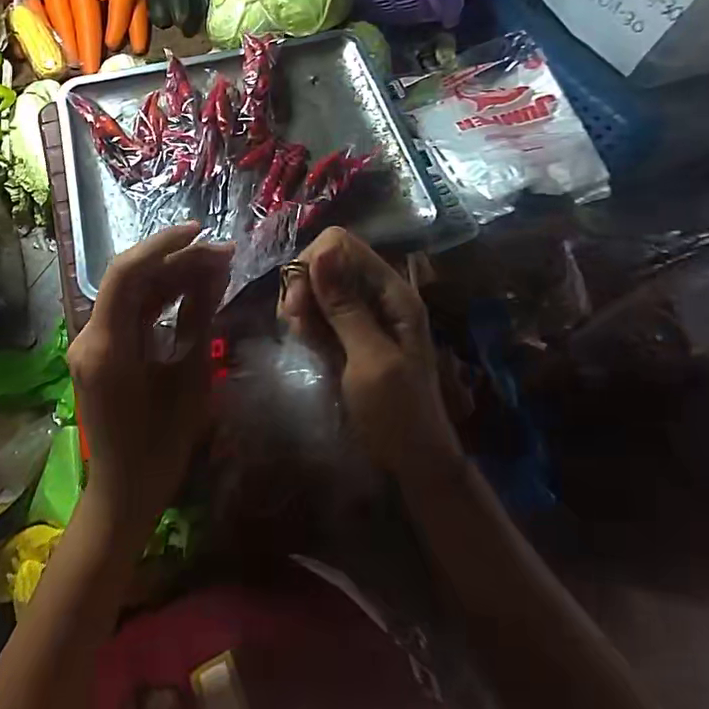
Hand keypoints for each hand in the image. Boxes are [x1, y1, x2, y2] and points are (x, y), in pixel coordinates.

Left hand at [68, 223, 233, 531]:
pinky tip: (193, 290)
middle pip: (131, 279)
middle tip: (224, 254)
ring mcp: (92, 344)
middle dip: (177, 260)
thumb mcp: (189, 379)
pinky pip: (131, 313)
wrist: (125, 492)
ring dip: (171, 277)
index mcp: (106, 346)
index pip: (127, 274)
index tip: (202, 233)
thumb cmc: (161, 447)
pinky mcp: (101, 352)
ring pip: (132, 293)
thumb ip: (199, 319)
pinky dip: (161, 299)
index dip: (164, 245)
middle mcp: (90, 337)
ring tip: (217, 267)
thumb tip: (216, 270)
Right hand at [279, 227, 460, 475]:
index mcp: (393, 293)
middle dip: (303, 287)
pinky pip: (320, 313)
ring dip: (302, 308)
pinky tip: (308, 346)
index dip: (313, 266)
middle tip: (296, 326)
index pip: (341, 245)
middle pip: (327, 263)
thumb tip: (323, 252)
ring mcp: (364, 316)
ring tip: (304, 341)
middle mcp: (379, 296)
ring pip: (318, 288)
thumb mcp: (370, 361)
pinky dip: (307, 325)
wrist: (412, 463)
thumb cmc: (396, 415)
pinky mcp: (350, 335)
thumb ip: (345, 307)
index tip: (298, 306)